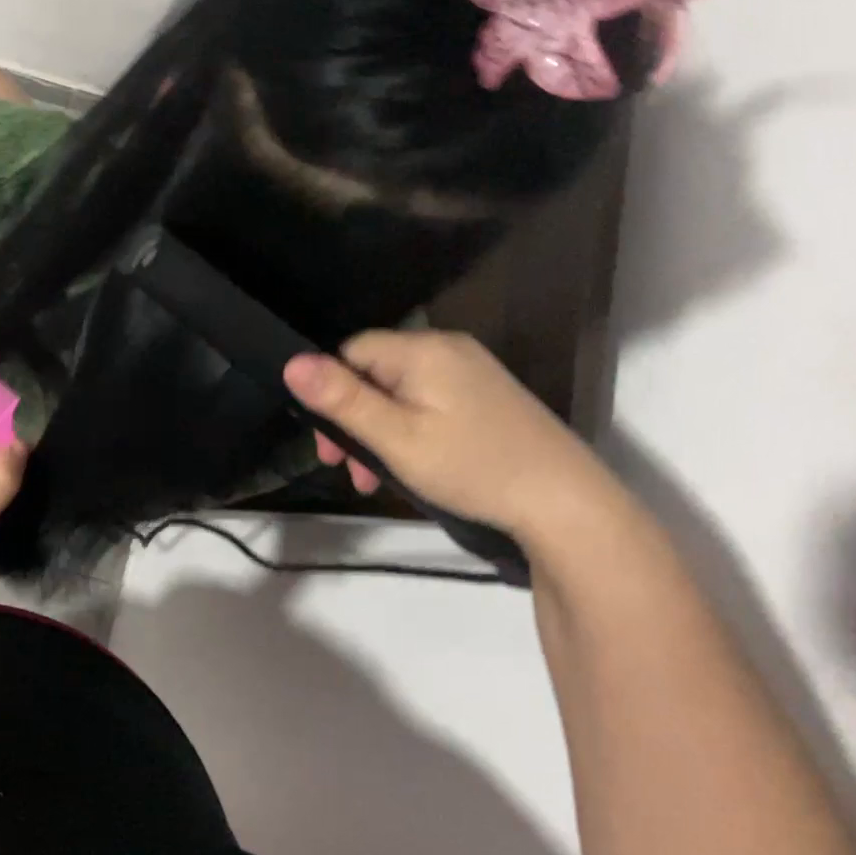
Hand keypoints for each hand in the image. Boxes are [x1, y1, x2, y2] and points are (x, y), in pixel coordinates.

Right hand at [281, 330, 621, 541]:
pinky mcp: (485, 397)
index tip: (327, 445)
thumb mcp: (394, 437)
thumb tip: (289, 362)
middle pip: (372, 373)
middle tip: (346, 469)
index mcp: (424, 350)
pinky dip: (406, 432)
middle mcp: (449, 350)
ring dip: (375, 433)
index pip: (349, 352)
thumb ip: (341, 399)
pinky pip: (424, 403)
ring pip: (396, 393)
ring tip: (374, 478)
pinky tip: (409, 466)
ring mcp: (471, 373)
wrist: (566, 504)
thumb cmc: (471, 466)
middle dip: (351, 420)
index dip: (329, 393)